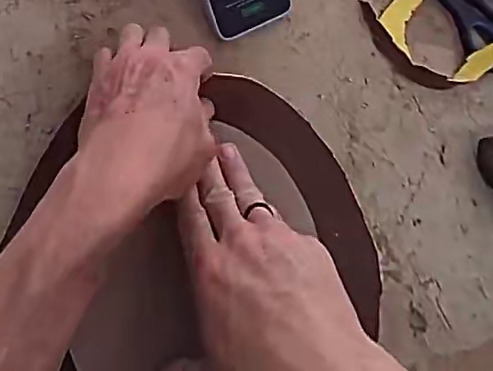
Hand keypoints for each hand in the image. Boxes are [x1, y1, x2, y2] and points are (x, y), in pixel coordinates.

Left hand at [76, 24, 215, 223]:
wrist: (113, 172)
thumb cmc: (160, 159)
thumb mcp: (202, 148)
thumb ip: (205, 123)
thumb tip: (202, 114)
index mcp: (183, 70)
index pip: (199, 54)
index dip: (201, 67)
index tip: (200, 77)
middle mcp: (153, 59)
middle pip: (161, 34)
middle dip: (165, 47)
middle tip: (166, 67)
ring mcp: (122, 65)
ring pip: (131, 32)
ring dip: (136, 43)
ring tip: (138, 60)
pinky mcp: (97, 79)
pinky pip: (103, 54)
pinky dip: (109, 61)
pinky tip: (112, 74)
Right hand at [178, 144, 394, 370]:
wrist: (322, 364)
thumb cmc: (268, 366)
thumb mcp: (213, 360)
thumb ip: (187, 356)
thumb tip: (171, 367)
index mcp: (211, 271)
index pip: (191, 218)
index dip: (184, 190)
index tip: (179, 172)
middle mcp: (242, 245)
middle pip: (219, 195)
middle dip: (210, 168)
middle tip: (205, 144)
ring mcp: (277, 237)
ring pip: (252, 196)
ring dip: (240, 174)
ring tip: (231, 154)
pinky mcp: (307, 241)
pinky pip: (285, 222)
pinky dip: (274, 216)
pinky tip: (271, 211)